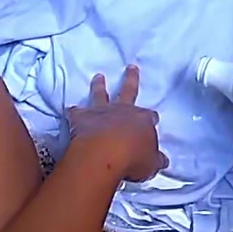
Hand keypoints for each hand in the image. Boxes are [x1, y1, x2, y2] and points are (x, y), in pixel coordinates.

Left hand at [66, 65, 166, 181]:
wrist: (105, 155)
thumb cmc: (132, 159)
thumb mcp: (151, 164)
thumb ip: (155, 160)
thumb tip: (162, 160)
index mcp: (142, 120)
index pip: (149, 116)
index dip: (151, 118)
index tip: (153, 119)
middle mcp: (122, 110)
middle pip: (128, 91)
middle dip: (131, 79)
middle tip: (131, 67)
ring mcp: (101, 111)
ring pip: (100, 94)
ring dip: (99, 86)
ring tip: (98, 77)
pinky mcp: (82, 118)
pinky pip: (75, 112)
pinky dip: (73, 111)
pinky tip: (70, 109)